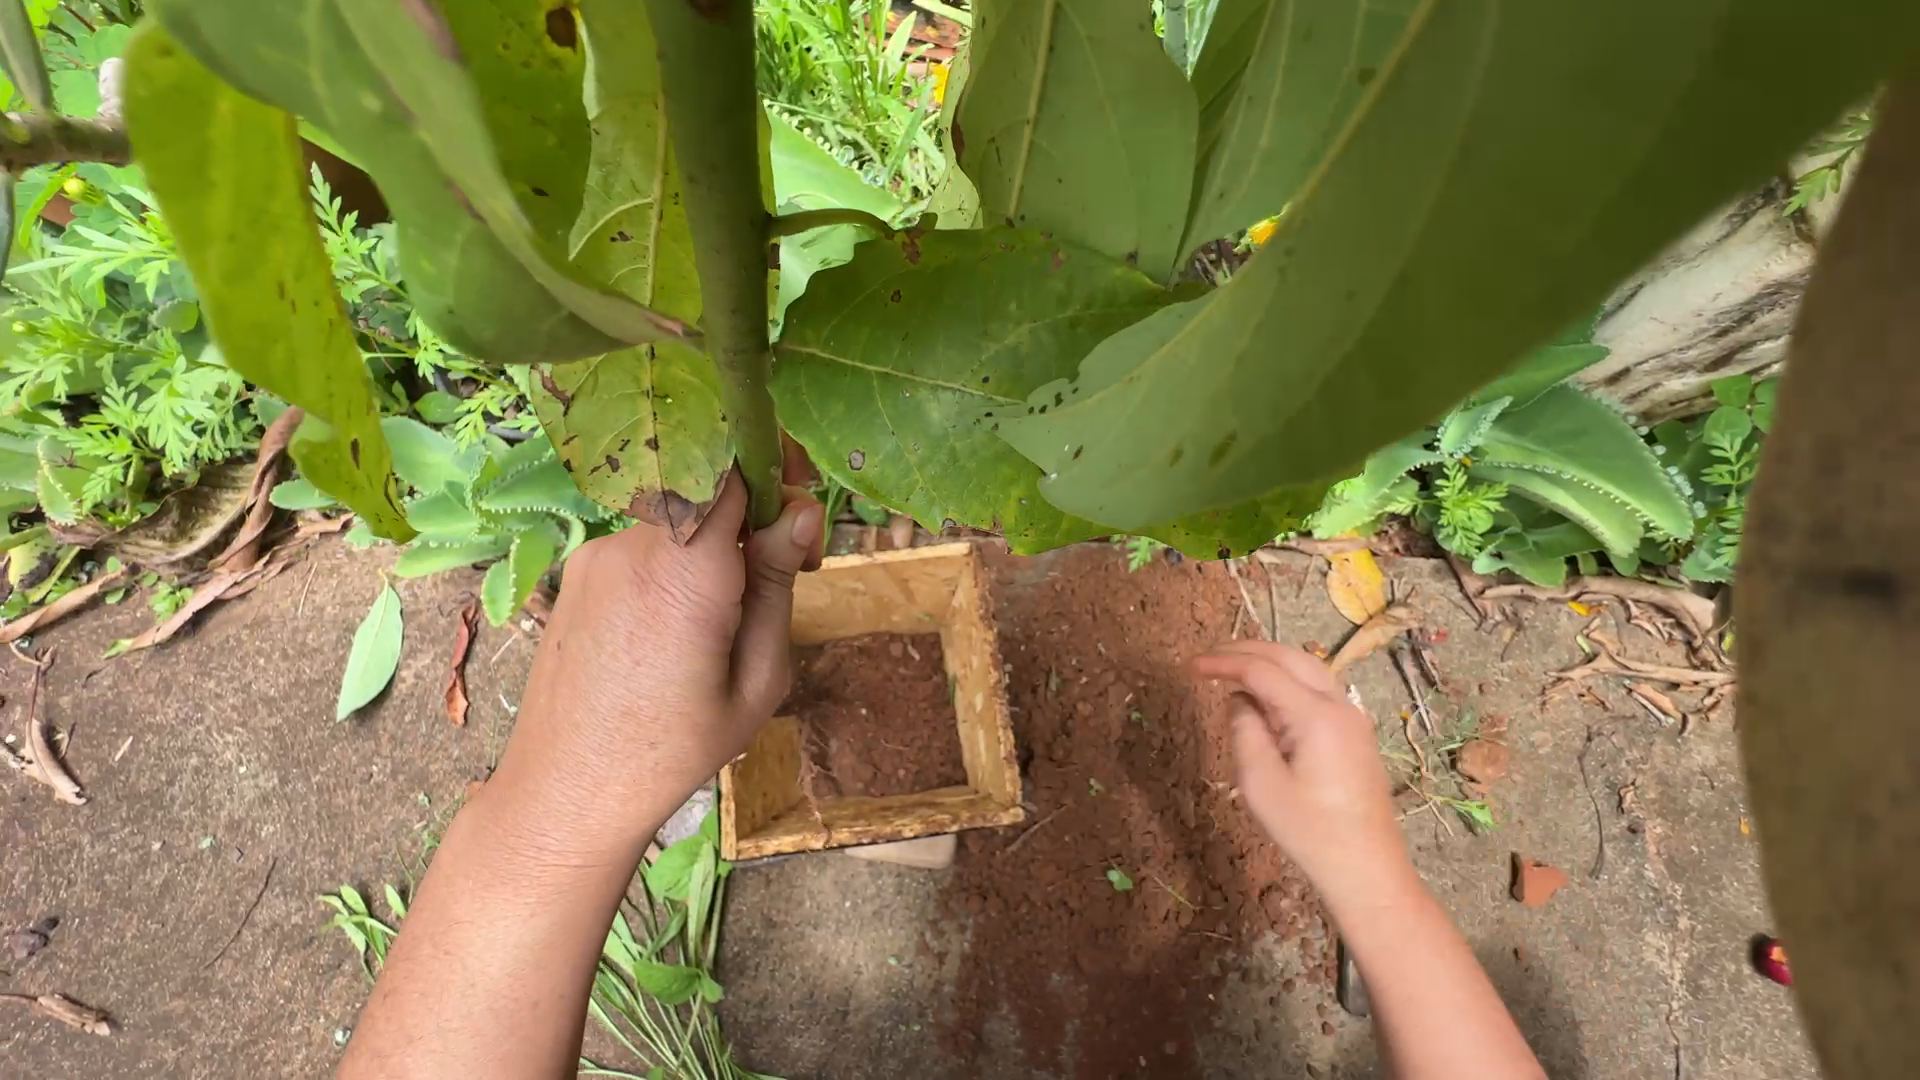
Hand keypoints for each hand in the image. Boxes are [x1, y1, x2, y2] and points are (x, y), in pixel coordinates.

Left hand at [489, 472, 822, 859]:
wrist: (565, 793)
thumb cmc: (677, 748)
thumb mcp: (758, 678)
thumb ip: (777, 584)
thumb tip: (804, 511)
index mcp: (684, 572)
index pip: (726, 465)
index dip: (771, 459)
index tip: (802, 500)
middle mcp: (632, 547)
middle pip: (708, 490)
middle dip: (756, 513)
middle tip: (788, 568)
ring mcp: (596, 556)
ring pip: (680, 518)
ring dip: (718, 543)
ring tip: (728, 613)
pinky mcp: (579, 571)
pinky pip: (649, 543)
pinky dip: (681, 560)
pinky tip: (682, 621)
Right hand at [1192, 641, 1411, 911]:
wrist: (1367, 870)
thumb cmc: (1309, 831)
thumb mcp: (1260, 783)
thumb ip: (1244, 729)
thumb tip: (1239, 699)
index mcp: (1316, 716)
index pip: (1262, 671)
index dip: (1223, 663)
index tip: (1190, 667)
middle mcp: (1340, 706)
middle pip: (1289, 657)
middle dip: (1246, 650)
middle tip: (1208, 658)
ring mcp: (1352, 718)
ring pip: (1306, 668)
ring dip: (1267, 662)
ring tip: (1231, 669)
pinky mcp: (1354, 733)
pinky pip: (1316, 689)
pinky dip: (1285, 679)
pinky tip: (1264, 696)